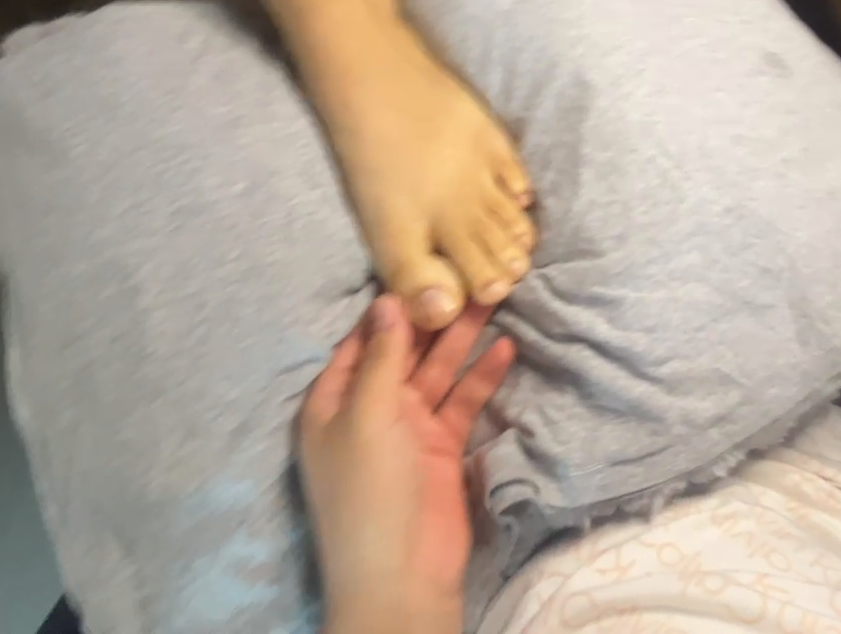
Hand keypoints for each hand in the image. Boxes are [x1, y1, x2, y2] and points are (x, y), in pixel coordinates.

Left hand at [296, 12, 535, 330]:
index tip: (497, 294)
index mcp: (448, 225)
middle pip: (500, 237)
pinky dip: (521, 188)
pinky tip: (523, 196)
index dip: (489, 284)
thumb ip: (414, 273)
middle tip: (515, 273)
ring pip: (511, 207)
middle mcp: (474, 198)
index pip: (480, 265)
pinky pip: (515, 168)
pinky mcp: (486, 130)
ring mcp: (484, 161)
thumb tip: (447, 311)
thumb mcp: (384, 228)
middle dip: (508, 260)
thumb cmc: (369, 159)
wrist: (378, 77)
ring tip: (522, 245)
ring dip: (518, 230)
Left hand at [298, 295, 515, 633]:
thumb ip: (381, 357)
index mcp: (334, 400)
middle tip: (468, 274)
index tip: (420, 265)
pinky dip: (481, 376)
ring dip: (463, 338)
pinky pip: (461, 400)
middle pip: (404, 349)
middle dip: (434, 316)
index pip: (361, 339)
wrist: (402, 576)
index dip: (389, 305)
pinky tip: (506, 347)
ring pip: (437, 369)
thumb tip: (385, 300)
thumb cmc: (369, 488)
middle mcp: (369, 406)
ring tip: (493, 296)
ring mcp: (408, 425)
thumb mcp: (366, 415)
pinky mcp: (441, 444)